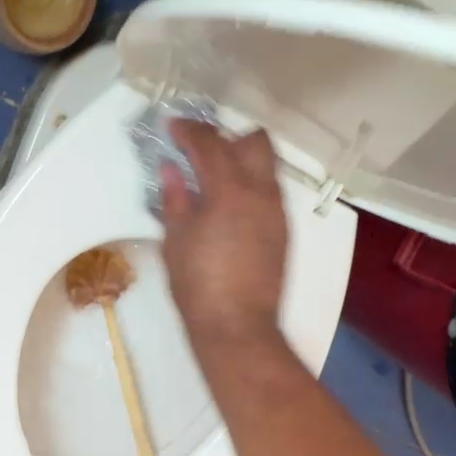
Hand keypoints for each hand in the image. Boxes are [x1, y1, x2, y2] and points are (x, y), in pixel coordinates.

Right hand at [160, 120, 289, 344]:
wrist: (237, 328)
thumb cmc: (198, 288)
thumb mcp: (175, 243)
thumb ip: (175, 201)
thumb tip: (172, 172)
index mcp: (229, 191)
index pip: (210, 144)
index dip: (189, 130)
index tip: (173, 127)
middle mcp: (260, 193)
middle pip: (254, 142)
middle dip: (226, 139)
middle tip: (200, 153)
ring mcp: (277, 212)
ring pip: (266, 167)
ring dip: (241, 163)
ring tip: (214, 182)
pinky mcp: (283, 233)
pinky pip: (269, 194)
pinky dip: (250, 188)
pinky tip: (229, 210)